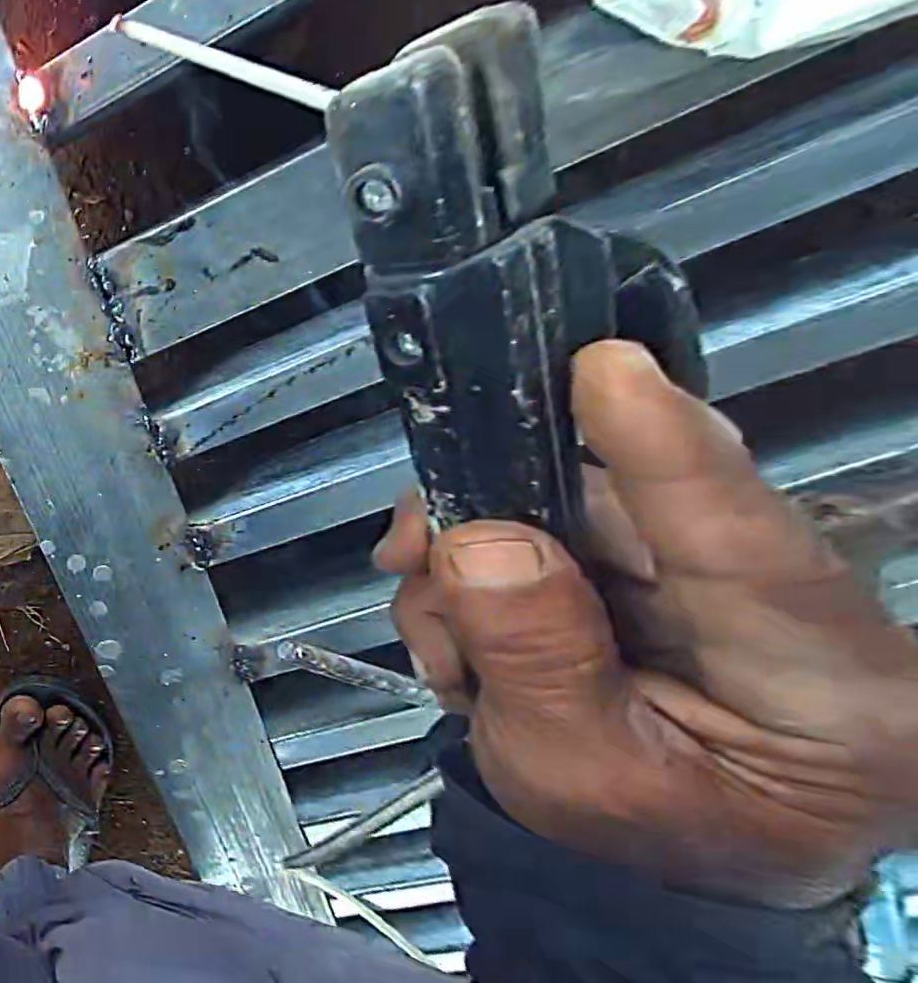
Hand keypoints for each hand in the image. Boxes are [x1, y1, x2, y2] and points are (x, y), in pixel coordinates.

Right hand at [374, 340, 917, 907]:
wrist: (622, 860)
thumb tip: (479, 541)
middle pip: (606, 507)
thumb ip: (535, 659)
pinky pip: (510, 534)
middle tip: (404, 558)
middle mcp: (758, 603)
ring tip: (444, 654)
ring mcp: (680, 582)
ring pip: (536, 513)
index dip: (670, 454)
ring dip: (454, 567)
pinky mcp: (615, 572)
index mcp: (823, 683)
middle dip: (486, 521)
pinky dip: (453, 574)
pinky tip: (450, 635)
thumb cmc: (630, 837)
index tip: (605, 368)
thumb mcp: (574, 771)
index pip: (750, 548)